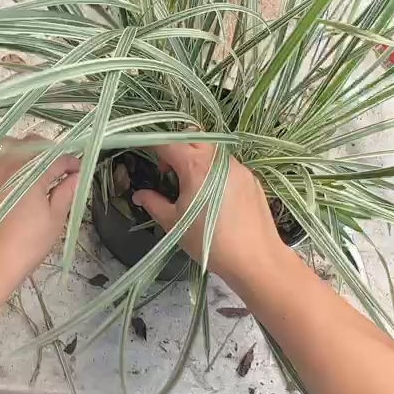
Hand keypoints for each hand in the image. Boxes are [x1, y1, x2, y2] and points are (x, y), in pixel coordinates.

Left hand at [0, 147, 82, 284]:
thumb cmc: (25, 245)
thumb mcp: (54, 219)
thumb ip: (66, 192)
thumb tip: (75, 176)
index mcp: (30, 170)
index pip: (57, 157)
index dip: (72, 162)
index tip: (78, 171)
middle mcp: (6, 162)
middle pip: (32, 143)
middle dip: (49, 153)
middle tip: (58, 171)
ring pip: (7, 147)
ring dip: (24, 153)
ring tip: (32, 171)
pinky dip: (1, 164)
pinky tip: (7, 180)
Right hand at [131, 143, 291, 287]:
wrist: (254, 257)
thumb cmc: (208, 241)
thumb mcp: (174, 223)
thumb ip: (154, 203)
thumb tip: (140, 195)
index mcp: (195, 166)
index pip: (168, 143)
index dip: (153, 145)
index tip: (145, 152)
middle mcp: (217, 160)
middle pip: (192, 136)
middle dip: (177, 146)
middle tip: (170, 170)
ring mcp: (237, 167)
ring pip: (212, 148)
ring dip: (198, 156)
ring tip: (193, 184)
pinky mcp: (250, 178)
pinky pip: (228, 164)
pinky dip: (215, 169)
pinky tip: (215, 195)